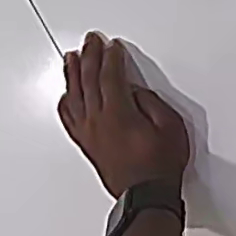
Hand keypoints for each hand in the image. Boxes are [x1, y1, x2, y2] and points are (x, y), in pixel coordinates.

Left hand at [58, 32, 191, 196]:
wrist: (147, 195)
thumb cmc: (160, 165)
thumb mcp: (169, 125)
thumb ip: (150, 102)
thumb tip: (135, 92)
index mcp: (119, 113)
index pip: (110, 76)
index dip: (111, 58)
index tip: (112, 45)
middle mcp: (98, 121)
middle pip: (89, 80)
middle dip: (90, 56)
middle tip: (91, 41)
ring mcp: (89, 133)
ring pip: (75, 95)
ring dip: (74, 73)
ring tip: (72, 58)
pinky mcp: (87, 144)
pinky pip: (69, 118)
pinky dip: (66, 102)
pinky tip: (66, 95)